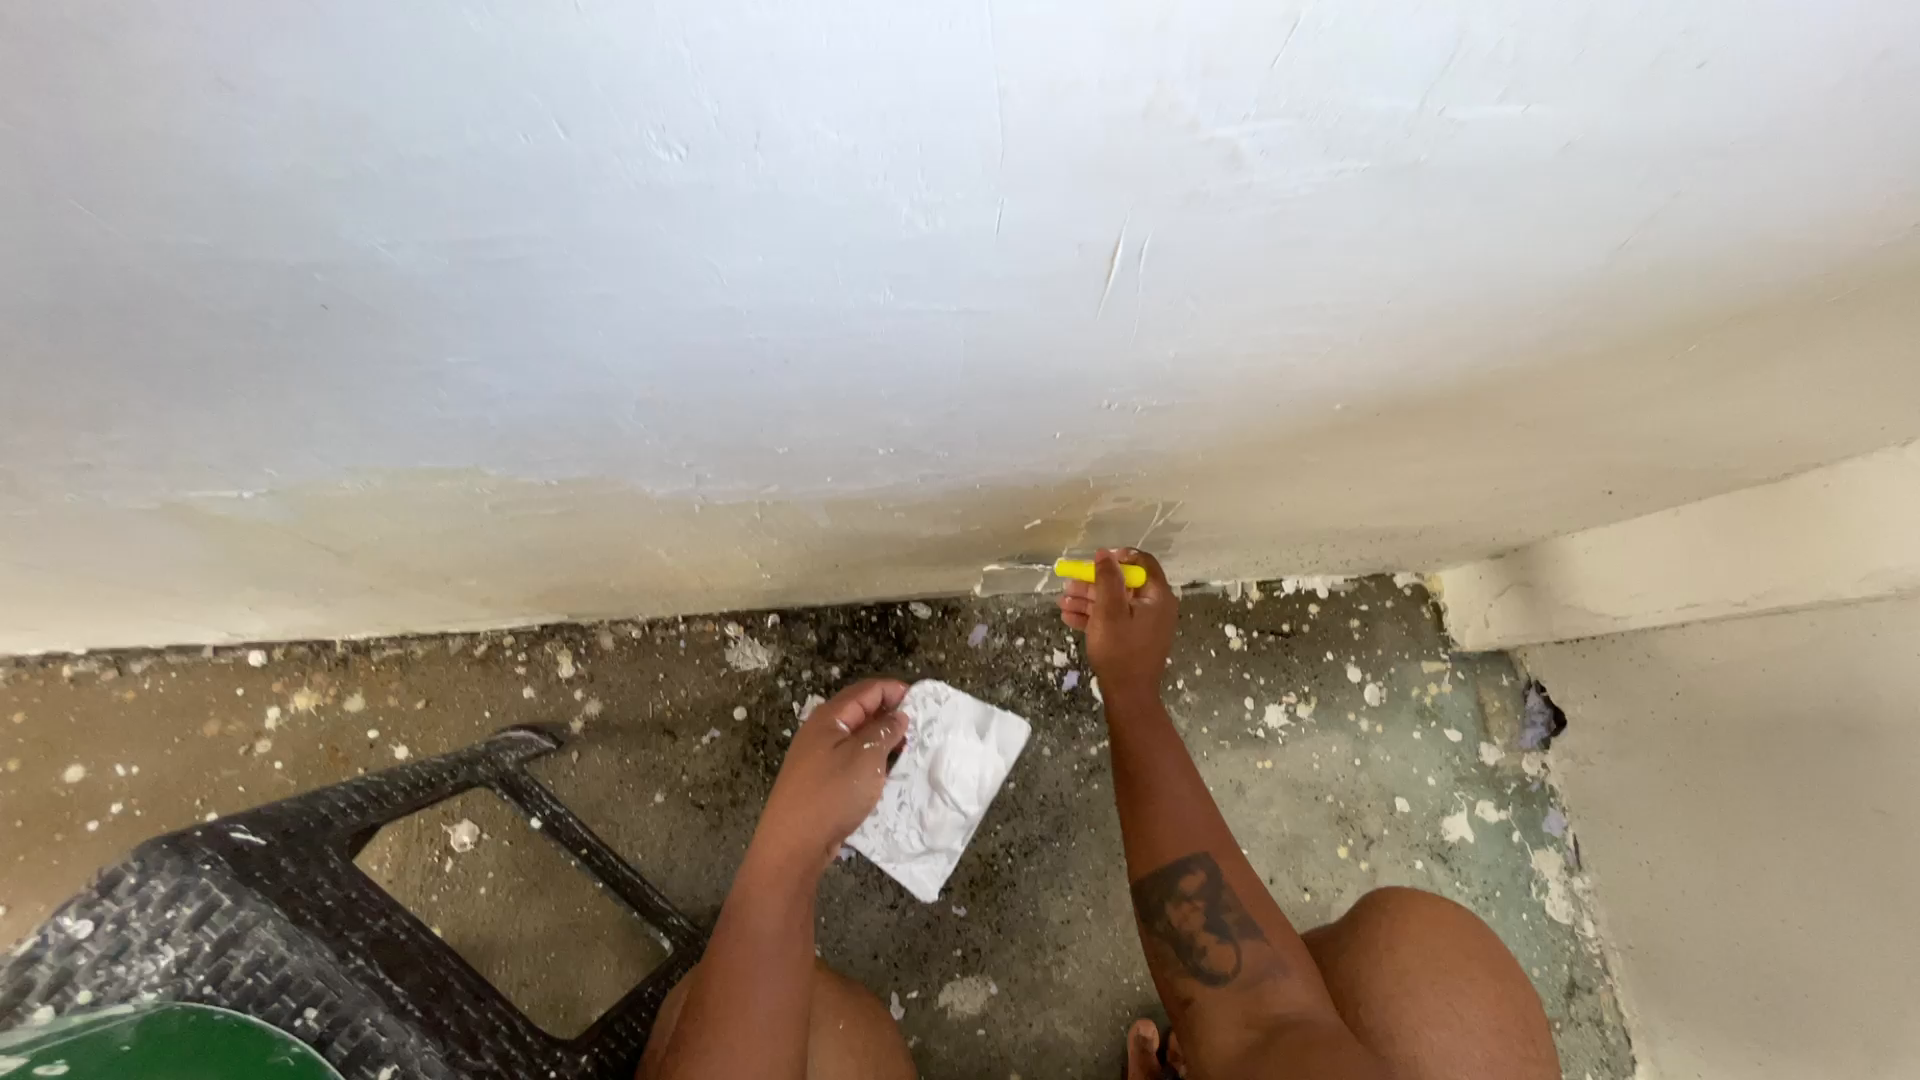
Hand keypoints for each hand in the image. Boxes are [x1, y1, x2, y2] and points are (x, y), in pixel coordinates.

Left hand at [753, 678, 910, 874]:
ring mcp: (818, 756)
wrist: (793, 844)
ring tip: (906, 749)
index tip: (922, 701)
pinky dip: (871, 758)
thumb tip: (898, 715)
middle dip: (889, 713)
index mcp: (830, 717)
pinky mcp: (820, 779)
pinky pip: (851, 758)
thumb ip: (884, 730)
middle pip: (860, 710)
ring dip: (881, 738)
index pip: (867, 690)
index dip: (895, 690)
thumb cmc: (832, 794)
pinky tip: (885, 772)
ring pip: (856, 736)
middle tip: (918, 726)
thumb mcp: (866, 757)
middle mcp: (822, 731)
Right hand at [1057, 548, 1177, 703]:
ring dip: (1088, 600)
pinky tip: (1068, 618)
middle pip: (1123, 583)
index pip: (1143, 563)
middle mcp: (1155, 606)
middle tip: (1069, 584)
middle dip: (1093, 583)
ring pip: (1115, 602)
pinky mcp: (1134, 638)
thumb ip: (1108, 580)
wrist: (1128, 695)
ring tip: (1062, 602)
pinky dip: (1093, 617)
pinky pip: (1114, 619)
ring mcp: (1145, 624)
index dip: (1119, 558)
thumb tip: (1105, 553)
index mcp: (1157, 596)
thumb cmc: (1120, 650)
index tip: (1096, 561)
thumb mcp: (1110, 611)